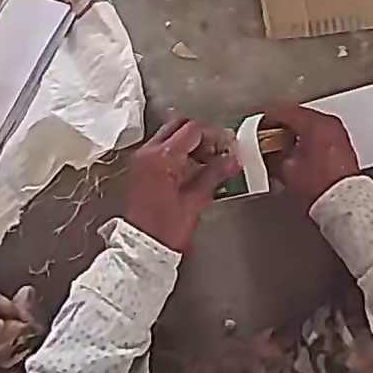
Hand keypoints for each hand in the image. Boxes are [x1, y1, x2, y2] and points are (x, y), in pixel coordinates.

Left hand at [122, 119, 238, 252]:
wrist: (142, 247)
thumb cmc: (164, 228)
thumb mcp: (196, 199)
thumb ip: (215, 173)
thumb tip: (231, 159)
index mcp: (162, 158)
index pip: (193, 129)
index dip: (214, 134)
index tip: (227, 144)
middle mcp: (148, 153)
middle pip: (180, 125)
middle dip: (202, 134)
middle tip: (219, 149)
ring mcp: (142, 159)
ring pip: (170, 134)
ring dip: (191, 142)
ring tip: (208, 161)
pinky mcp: (140, 167)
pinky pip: (162, 148)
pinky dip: (179, 151)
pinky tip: (193, 169)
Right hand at [261, 105, 359, 213]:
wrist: (343, 203)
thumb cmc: (320, 186)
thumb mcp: (286, 170)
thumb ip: (274, 154)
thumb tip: (270, 152)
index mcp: (314, 124)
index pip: (286, 111)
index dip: (269, 117)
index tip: (261, 124)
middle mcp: (329, 124)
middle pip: (300, 114)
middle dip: (284, 124)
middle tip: (269, 133)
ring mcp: (338, 133)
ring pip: (312, 123)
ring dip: (297, 131)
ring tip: (284, 144)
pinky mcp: (343, 144)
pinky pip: (321, 133)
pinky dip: (309, 137)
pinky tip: (300, 150)